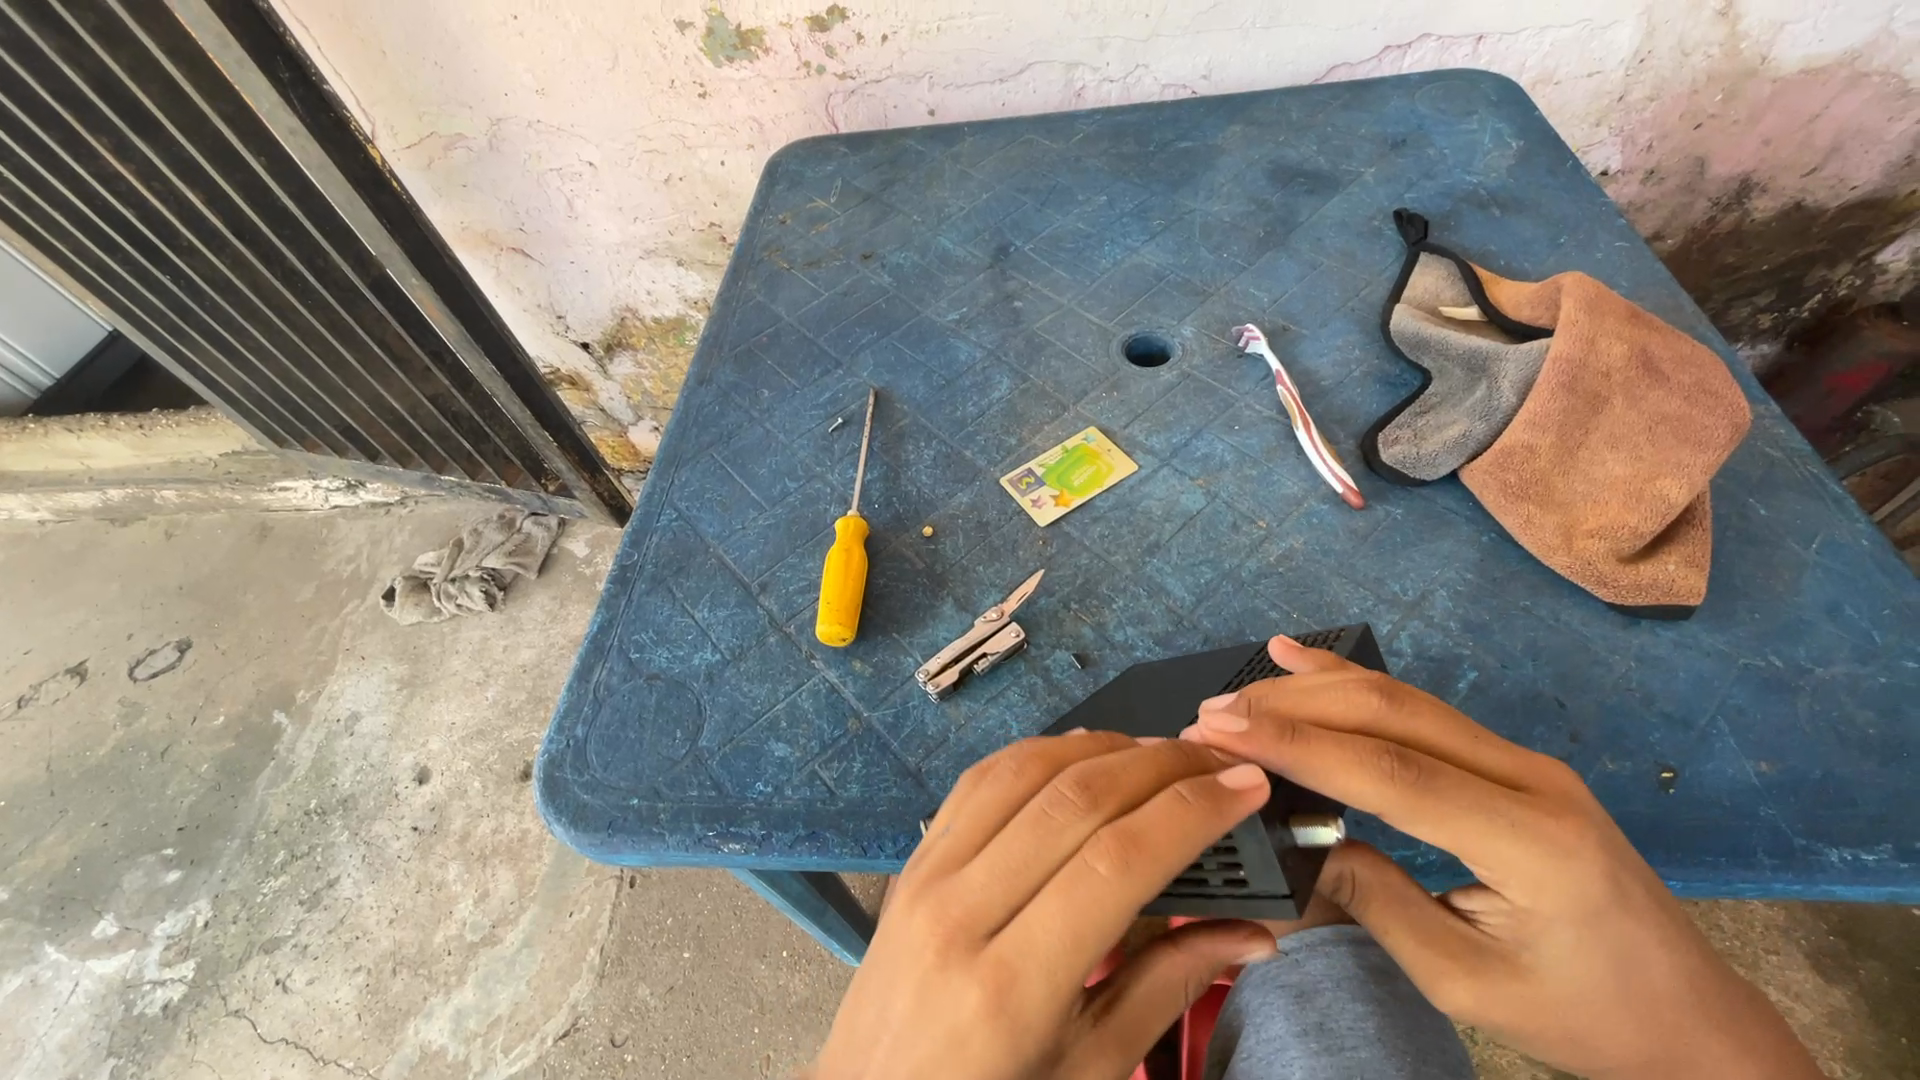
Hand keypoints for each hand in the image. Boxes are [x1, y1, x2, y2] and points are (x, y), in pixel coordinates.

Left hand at [812, 732, 1279, 1079]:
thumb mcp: (1085, 1067)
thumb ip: (1166, 986)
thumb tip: (1254, 933)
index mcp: (1011, 984)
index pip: (1117, 861)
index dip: (1191, 812)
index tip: (1246, 784)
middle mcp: (962, 910)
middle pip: (1074, 802)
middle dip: (1159, 767)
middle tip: (1216, 761)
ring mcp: (928, 873)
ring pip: (1024, 772)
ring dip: (1101, 747)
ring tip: (1160, 752)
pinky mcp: (915, 857)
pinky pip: (980, 779)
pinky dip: (1040, 752)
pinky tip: (1083, 752)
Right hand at [1184, 635, 1820, 1079]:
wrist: (1691, 1020)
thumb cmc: (1581, 1014)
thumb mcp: (1464, 981)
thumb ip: (1375, 900)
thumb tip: (1297, 839)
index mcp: (1528, 841)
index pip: (1391, 771)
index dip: (1298, 744)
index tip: (1220, 728)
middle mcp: (1528, 779)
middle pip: (1390, 715)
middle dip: (1291, 708)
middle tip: (1210, 716)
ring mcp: (1521, 761)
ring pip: (1400, 700)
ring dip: (1312, 690)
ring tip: (1239, 694)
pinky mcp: (1508, 761)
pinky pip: (1418, 710)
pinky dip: (1351, 684)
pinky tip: (1300, 660)